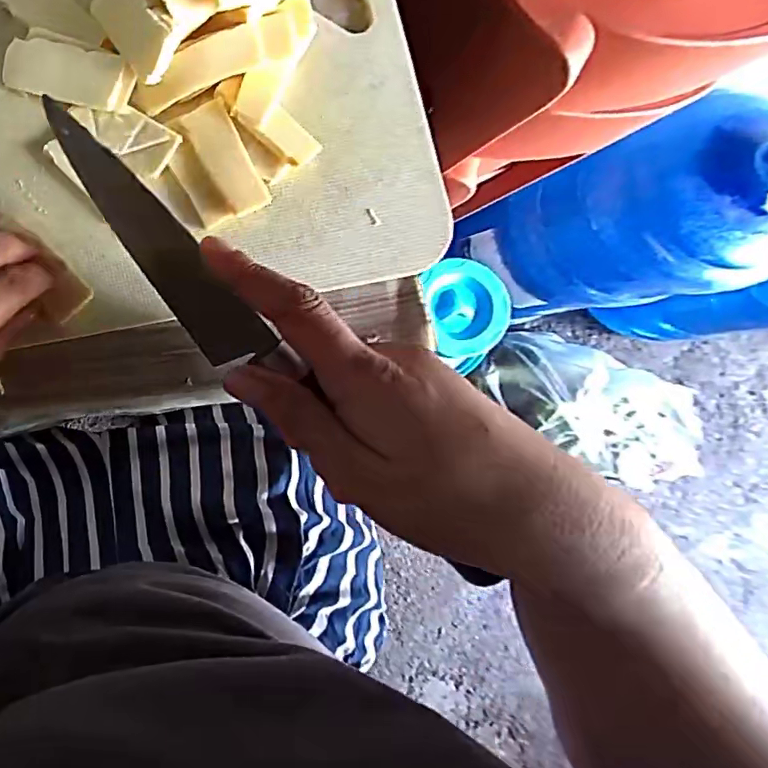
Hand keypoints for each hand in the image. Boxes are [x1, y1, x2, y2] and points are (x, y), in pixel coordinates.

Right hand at [202, 239, 662, 600]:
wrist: (556, 519)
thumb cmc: (445, 500)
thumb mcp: (352, 470)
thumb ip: (294, 416)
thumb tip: (240, 373)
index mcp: (364, 373)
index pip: (294, 310)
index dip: (248, 277)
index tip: (212, 249)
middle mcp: (388, 352)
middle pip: (307, 354)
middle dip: (292, 395)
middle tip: (322, 457)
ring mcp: (412, 361)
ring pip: (333, 375)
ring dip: (325, 412)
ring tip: (363, 470)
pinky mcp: (427, 376)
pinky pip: (361, 381)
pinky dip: (347, 412)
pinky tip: (381, 457)